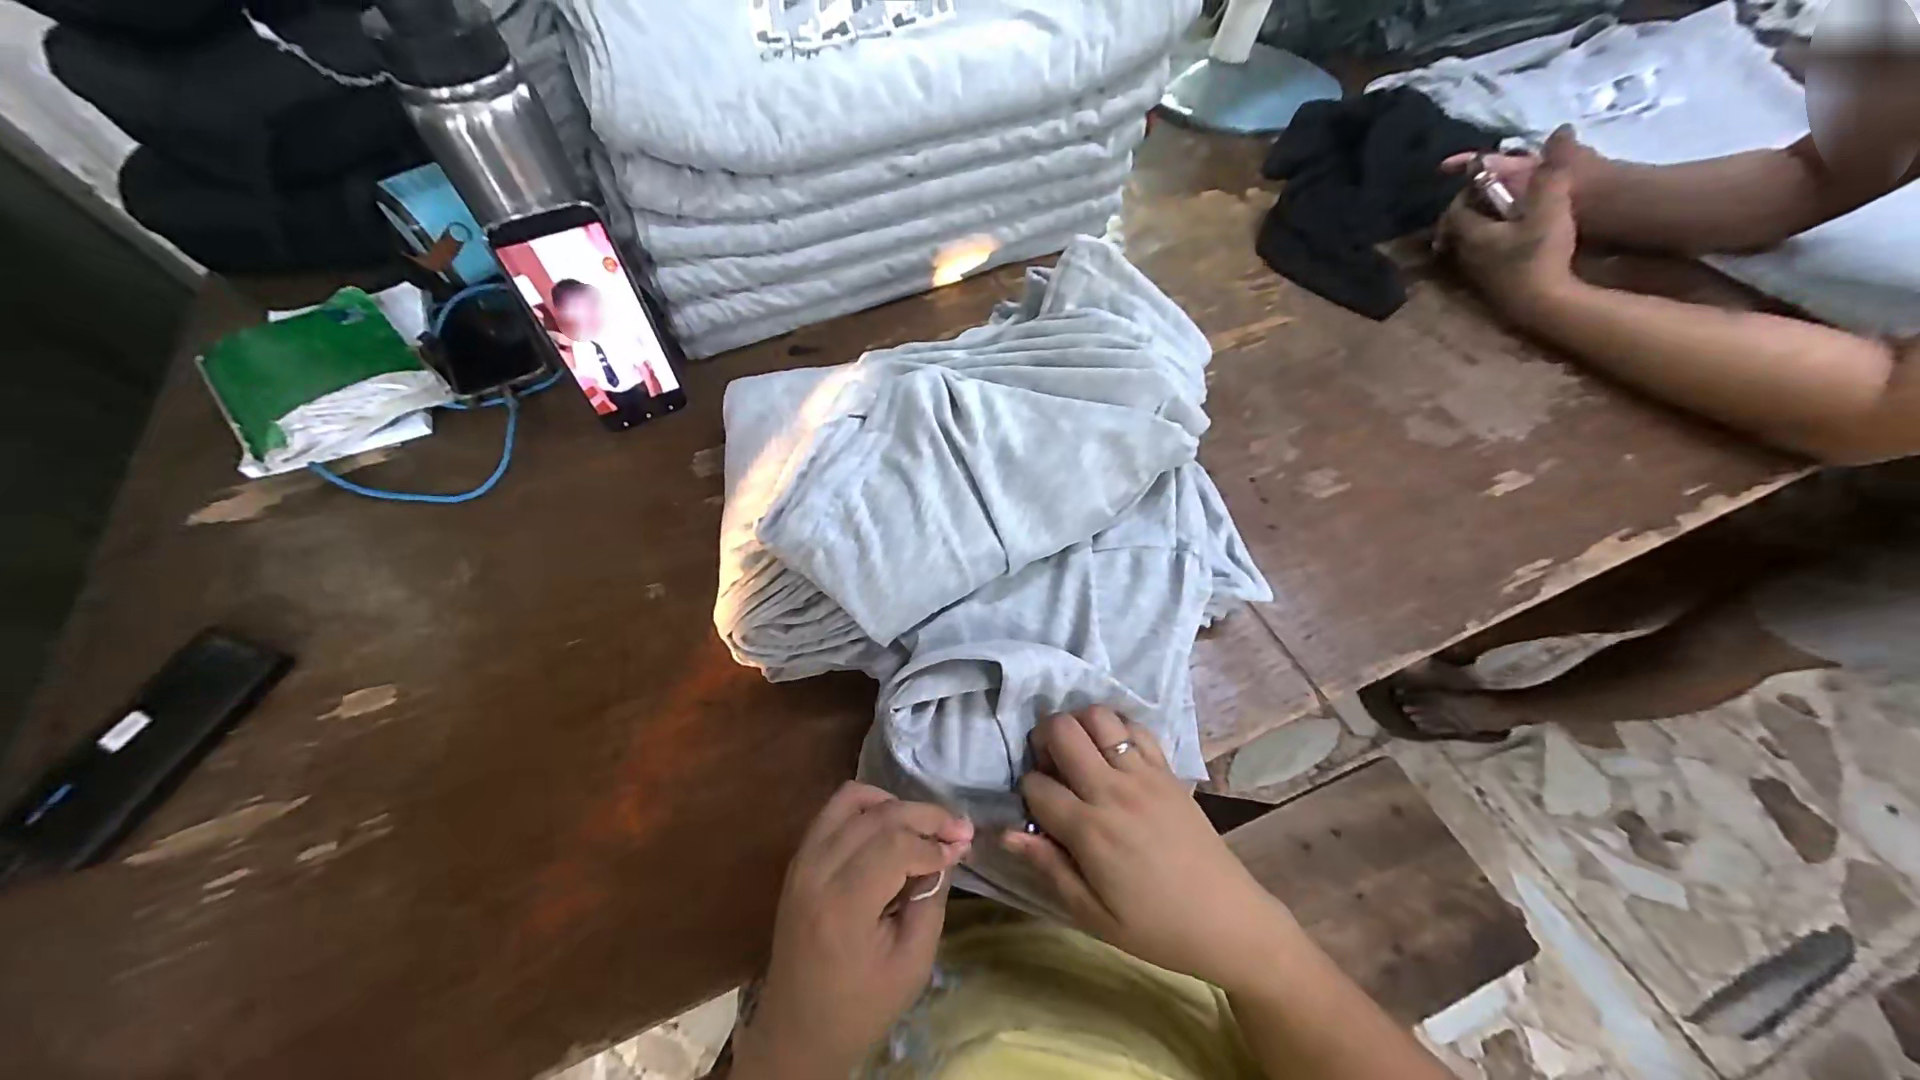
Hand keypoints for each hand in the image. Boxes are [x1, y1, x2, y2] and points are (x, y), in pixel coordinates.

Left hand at [730, 783, 973, 1079]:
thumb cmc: (861, 1006)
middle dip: (924, 815)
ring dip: (894, 803)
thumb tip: (948, 848)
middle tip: (958, 828)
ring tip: (923, 826)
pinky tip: (891, 826)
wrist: (797, 1031)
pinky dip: (867, 807)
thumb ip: (931, 898)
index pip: (895, 845)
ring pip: (852, 798)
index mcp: (843, 905)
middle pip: (877, 815)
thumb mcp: (912, 963)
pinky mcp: (798, 859)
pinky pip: (833, 811)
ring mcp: (802, 860)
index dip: (934, 841)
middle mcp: (816, 870)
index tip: (962, 849)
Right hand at [1002, 708, 1293, 991]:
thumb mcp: (1093, 915)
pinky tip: (1112, 752)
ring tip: (1078, 752)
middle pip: (1062, 731)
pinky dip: (1115, 728)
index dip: (1026, 792)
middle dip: (1042, 739)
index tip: (1036, 809)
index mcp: (1091, 830)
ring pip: (1098, 716)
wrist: (1229, 921)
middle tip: (1049, 765)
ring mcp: (1144, 774)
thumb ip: (1048, 866)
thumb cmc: (1155, 927)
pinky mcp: (1168, 770)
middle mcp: (1114, 790)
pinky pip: (1135, 727)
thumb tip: (1005, 831)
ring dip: (1078, 725)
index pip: (1037, 785)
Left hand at [1438, 125, 1582, 327]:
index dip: (1469, 189)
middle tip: (1495, 194)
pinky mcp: (1489, 284)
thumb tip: (1558, 131)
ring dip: (1483, 226)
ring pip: (1470, 242)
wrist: (1541, 303)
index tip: (1488, 177)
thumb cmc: (1539, 254)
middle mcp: (1465, 254)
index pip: (1456, 208)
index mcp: (1471, 234)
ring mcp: (1475, 272)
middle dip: (1473, 208)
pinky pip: (1484, 256)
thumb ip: (1551, 173)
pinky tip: (1513, 239)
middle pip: (1460, 226)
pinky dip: (1492, 242)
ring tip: (1506, 213)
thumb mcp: (1549, 208)